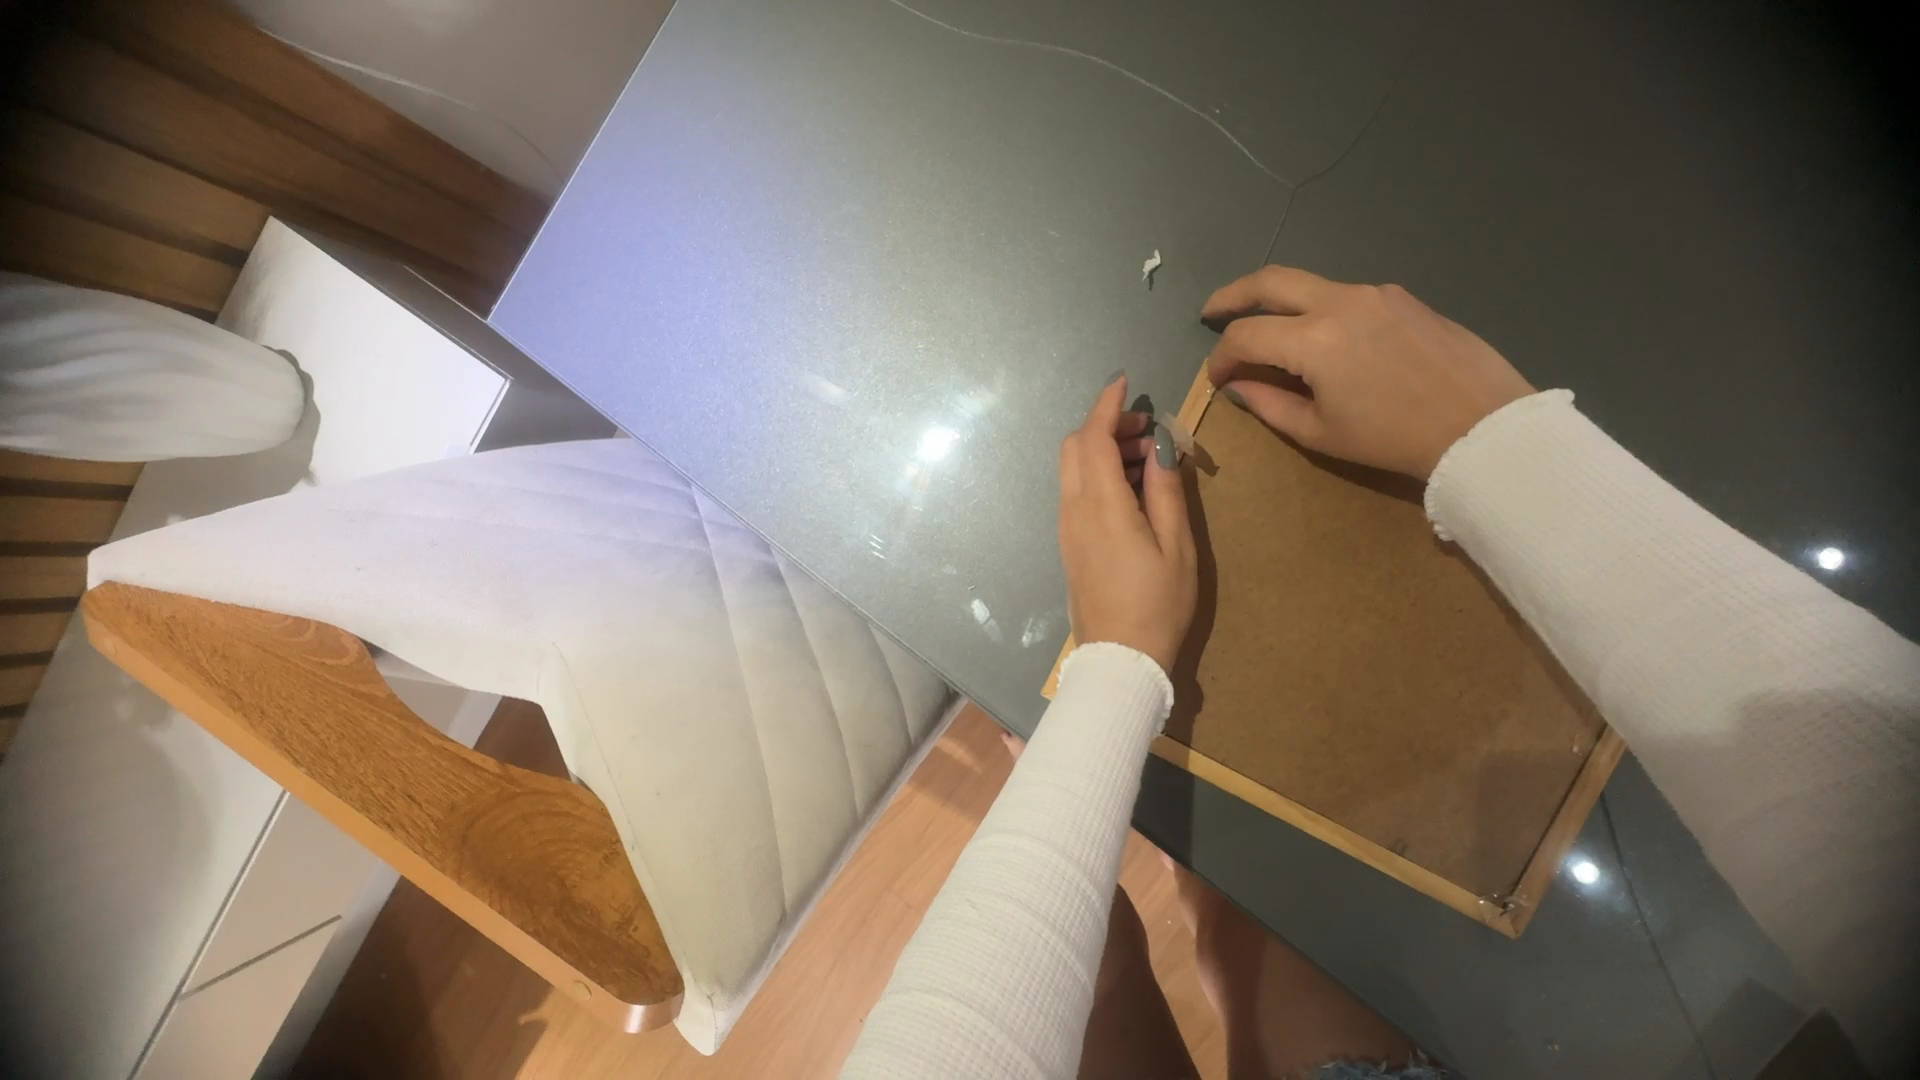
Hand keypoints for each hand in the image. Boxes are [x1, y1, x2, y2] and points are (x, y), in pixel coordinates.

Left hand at [1058, 375, 1196, 674]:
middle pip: (1074, 448)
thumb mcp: (1177, 546)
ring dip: (1101, 451)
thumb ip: (1166, 490)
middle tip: (1147, 431)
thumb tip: (1161, 446)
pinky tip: (1131, 489)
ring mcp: (1066, 528)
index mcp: (1102, 506)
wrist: (1120, 658)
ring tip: (1148, 461)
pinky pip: (1075, 492)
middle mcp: (1074, 511)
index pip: (1093, 438)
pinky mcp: (1068, 544)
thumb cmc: (1158, 604)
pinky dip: (1097, 474)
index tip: (1125, 383)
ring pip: (1072, 469)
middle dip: (1105, 426)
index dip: (1107, 406)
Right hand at [1202, 266, 1535, 478]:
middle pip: (1269, 281)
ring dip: (1276, 301)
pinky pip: (1343, 295)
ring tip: (1265, 327)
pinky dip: (1316, 309)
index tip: (1217, 379)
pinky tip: (1320, 337)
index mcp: (1314, 341)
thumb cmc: (1392, 440)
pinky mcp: (1401, 297)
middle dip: (1231, 295)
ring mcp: (1374, 293)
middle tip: (1210, 311)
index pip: (1244, 336)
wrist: (1481, 425)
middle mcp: (1339, 302)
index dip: (1221, 358)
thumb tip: (1239, 385)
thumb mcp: (1318, 433)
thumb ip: (1268, 404)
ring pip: (1308, 284)